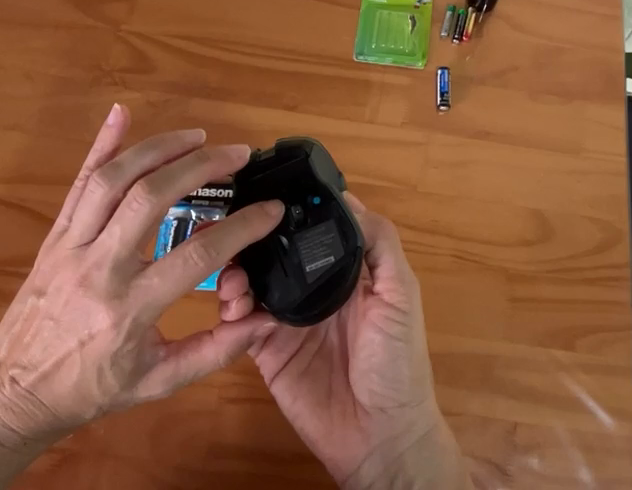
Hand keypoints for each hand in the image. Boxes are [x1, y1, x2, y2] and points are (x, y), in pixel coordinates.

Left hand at [0, 104, 283, 450]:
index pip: (198, 254)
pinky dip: (100, 144)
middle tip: (238, 154)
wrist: (11, 395)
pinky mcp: (54, 236)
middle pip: (152, 198)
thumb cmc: (91, 389)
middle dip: (201, 167)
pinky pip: (78, 183)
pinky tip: (121, 113)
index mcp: (130, 309)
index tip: (271, 209)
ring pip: (113, 179)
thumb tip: (264, 318)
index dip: (243, 227)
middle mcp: (100, 268)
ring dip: (159, 148)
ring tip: (198, 136)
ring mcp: (72, 246)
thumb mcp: (159, 382)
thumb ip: (215, 349)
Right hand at [218, 196, 466, 489]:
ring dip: (236, 277)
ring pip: (254, 284)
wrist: (379, 435)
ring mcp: (289, 319)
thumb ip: (379, 244)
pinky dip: (232, 315)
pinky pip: (242, 326)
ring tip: (231, 284)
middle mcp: (315, 288)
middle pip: (276, 254)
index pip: (313, 231)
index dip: (291, 214)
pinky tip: (232, 311)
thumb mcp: (401, 294)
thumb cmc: (398, 359)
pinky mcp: (268, 352)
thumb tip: (348, 199)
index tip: (265, 196)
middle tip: (233, 240)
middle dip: (252, 244)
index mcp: (347, 270)